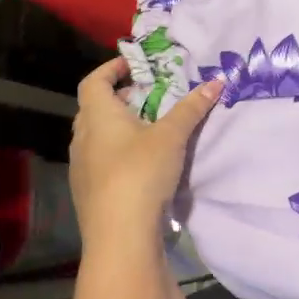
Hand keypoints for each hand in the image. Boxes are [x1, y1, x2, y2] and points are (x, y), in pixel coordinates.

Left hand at [70, 59, 222, 246]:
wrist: (119, 234)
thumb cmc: (140, 173)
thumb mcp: (173, 136)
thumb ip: (192, 108)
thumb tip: (216, 81)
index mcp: (98, 118)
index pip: (94, 82)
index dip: (111, 68)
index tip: (135, 64)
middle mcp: (83, 138)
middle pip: (94, 107)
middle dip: (120, 96)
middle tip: (149, 93)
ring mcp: (82, 166)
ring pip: (97, 134)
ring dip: (120, 124)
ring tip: (150, 125)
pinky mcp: (89, 189)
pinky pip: (101, 156)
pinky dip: (119, 148)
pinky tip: (143, 159)